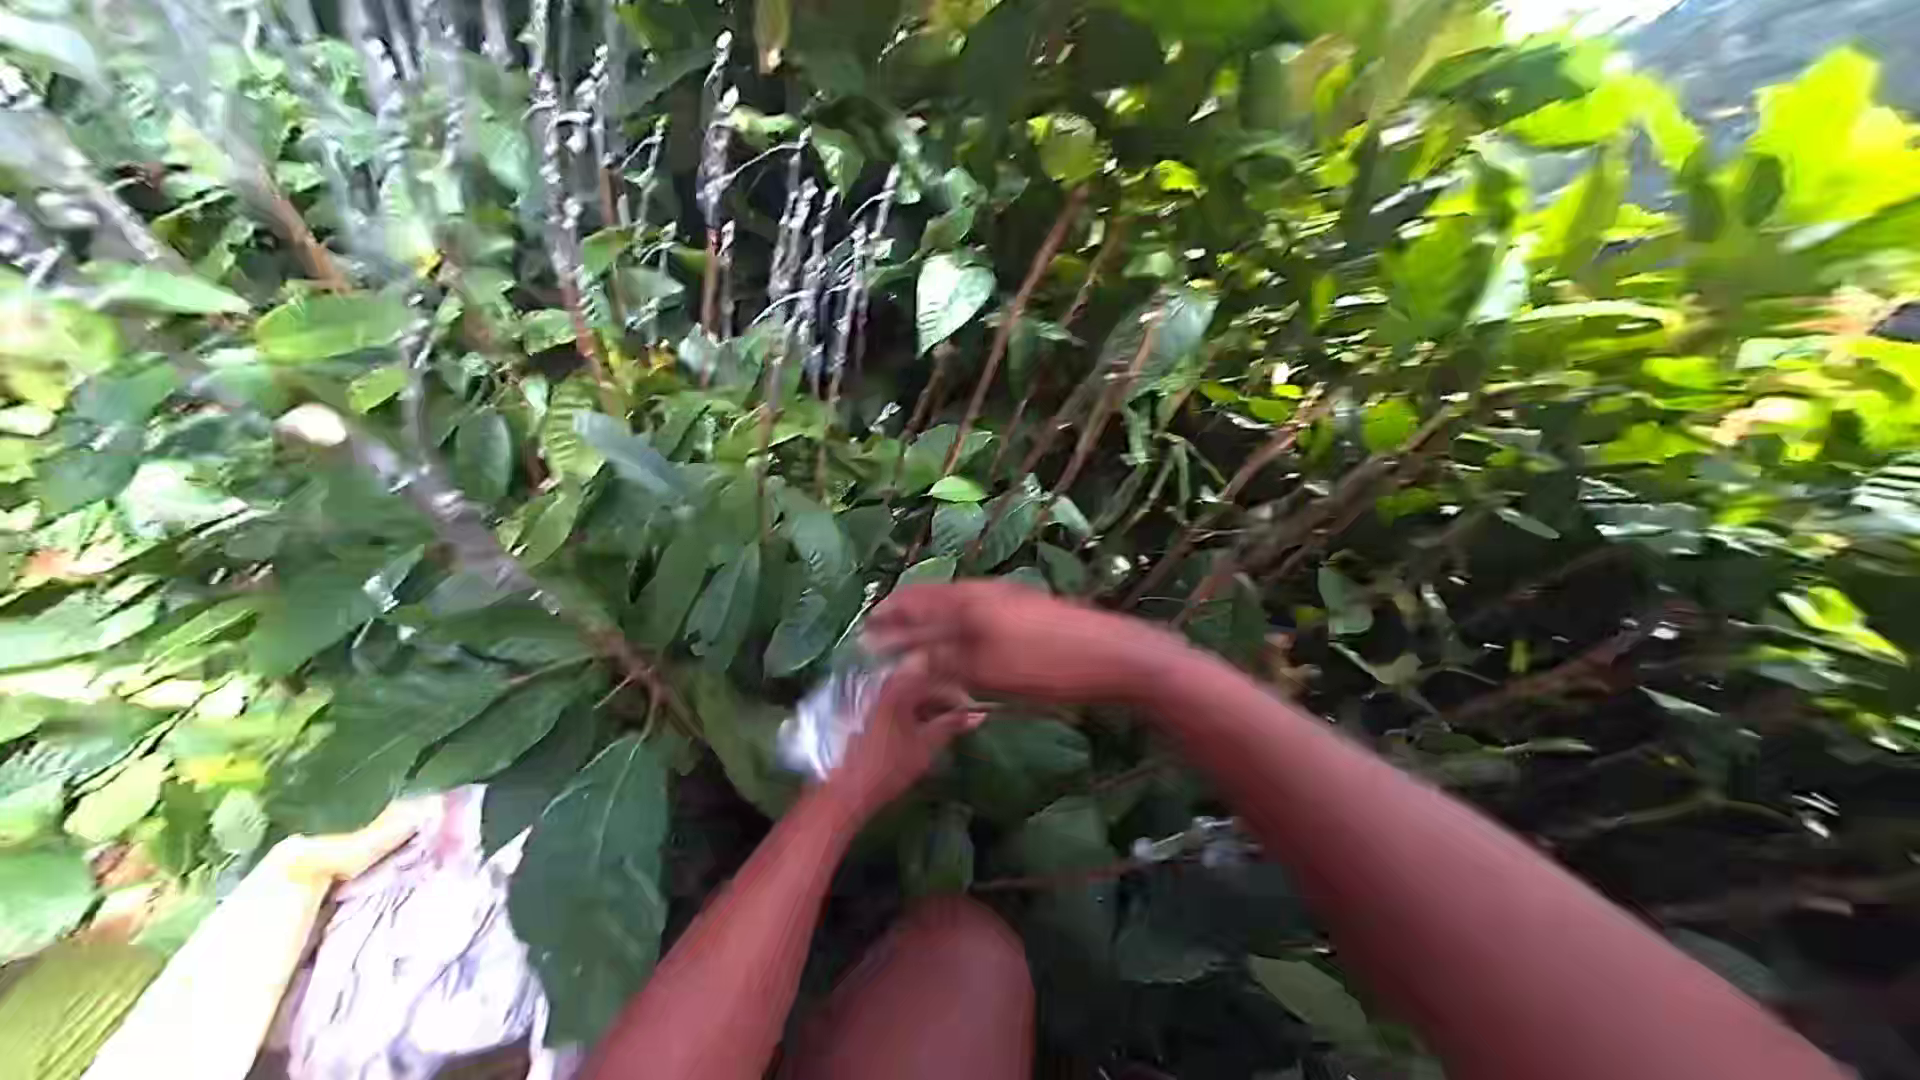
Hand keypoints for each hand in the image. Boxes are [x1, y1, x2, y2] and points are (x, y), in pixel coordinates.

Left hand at [819, 653, 980, 823]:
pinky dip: (909, 708)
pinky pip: (893, 698)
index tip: (974, 711)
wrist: (845, 790)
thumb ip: (952, 725)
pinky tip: (919, 726)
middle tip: (961, 718)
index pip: (939, 678)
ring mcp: (870, 692)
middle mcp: (883, 680)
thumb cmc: (887, 768)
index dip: (959, 695)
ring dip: (927, 703)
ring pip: (907, 690)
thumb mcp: (926, 746)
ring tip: (943, 724)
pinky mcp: (861, 705)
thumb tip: (978, 715)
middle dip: (943, 698)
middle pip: (921, 680)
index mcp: (899, 684)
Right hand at [863, 582, 1183, 704]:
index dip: (889, 615)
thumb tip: (903, 663)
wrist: (1112, 655)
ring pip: (957, 606)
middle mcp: (984, 591)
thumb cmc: (1045, 666)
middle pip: (934, 600)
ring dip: (932, 620)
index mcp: (968, 601)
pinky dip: (957, 624)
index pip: (916, 602)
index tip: (866, 627)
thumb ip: (942, 664)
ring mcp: (1009, 597)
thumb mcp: (987, 671)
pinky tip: (960, 638)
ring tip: (913, 636)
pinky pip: (978, 613)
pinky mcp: (1027, 609)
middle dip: (906, 616)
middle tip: (881, 629)